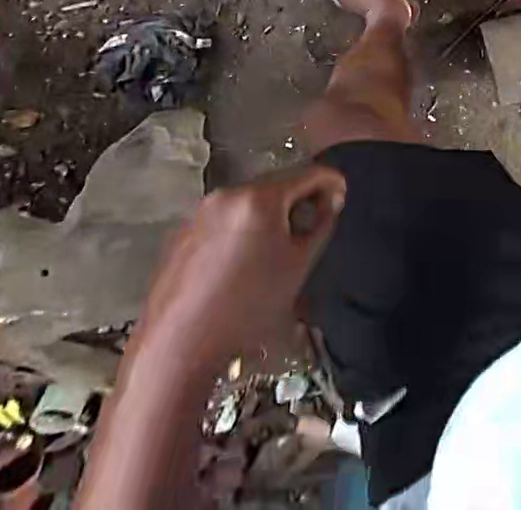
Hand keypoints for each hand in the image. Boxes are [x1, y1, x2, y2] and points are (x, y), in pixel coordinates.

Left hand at [134, 165, 346, 374]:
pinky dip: (243, 229)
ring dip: (271, 215)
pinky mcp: (183, 231)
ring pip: (250, 203)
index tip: (342, 195)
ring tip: (277, 249)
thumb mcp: (299, 264)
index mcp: (260, 197)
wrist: (178, 346)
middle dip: (298, 201)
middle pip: (277, 186)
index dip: (331, 182)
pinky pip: (226, 219)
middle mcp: (228, 193)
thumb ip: (322, 223)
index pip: (308, 174)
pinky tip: (243, 263)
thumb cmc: (248, 306)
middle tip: (312, 226)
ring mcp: (201, 211)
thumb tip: (331, 199)